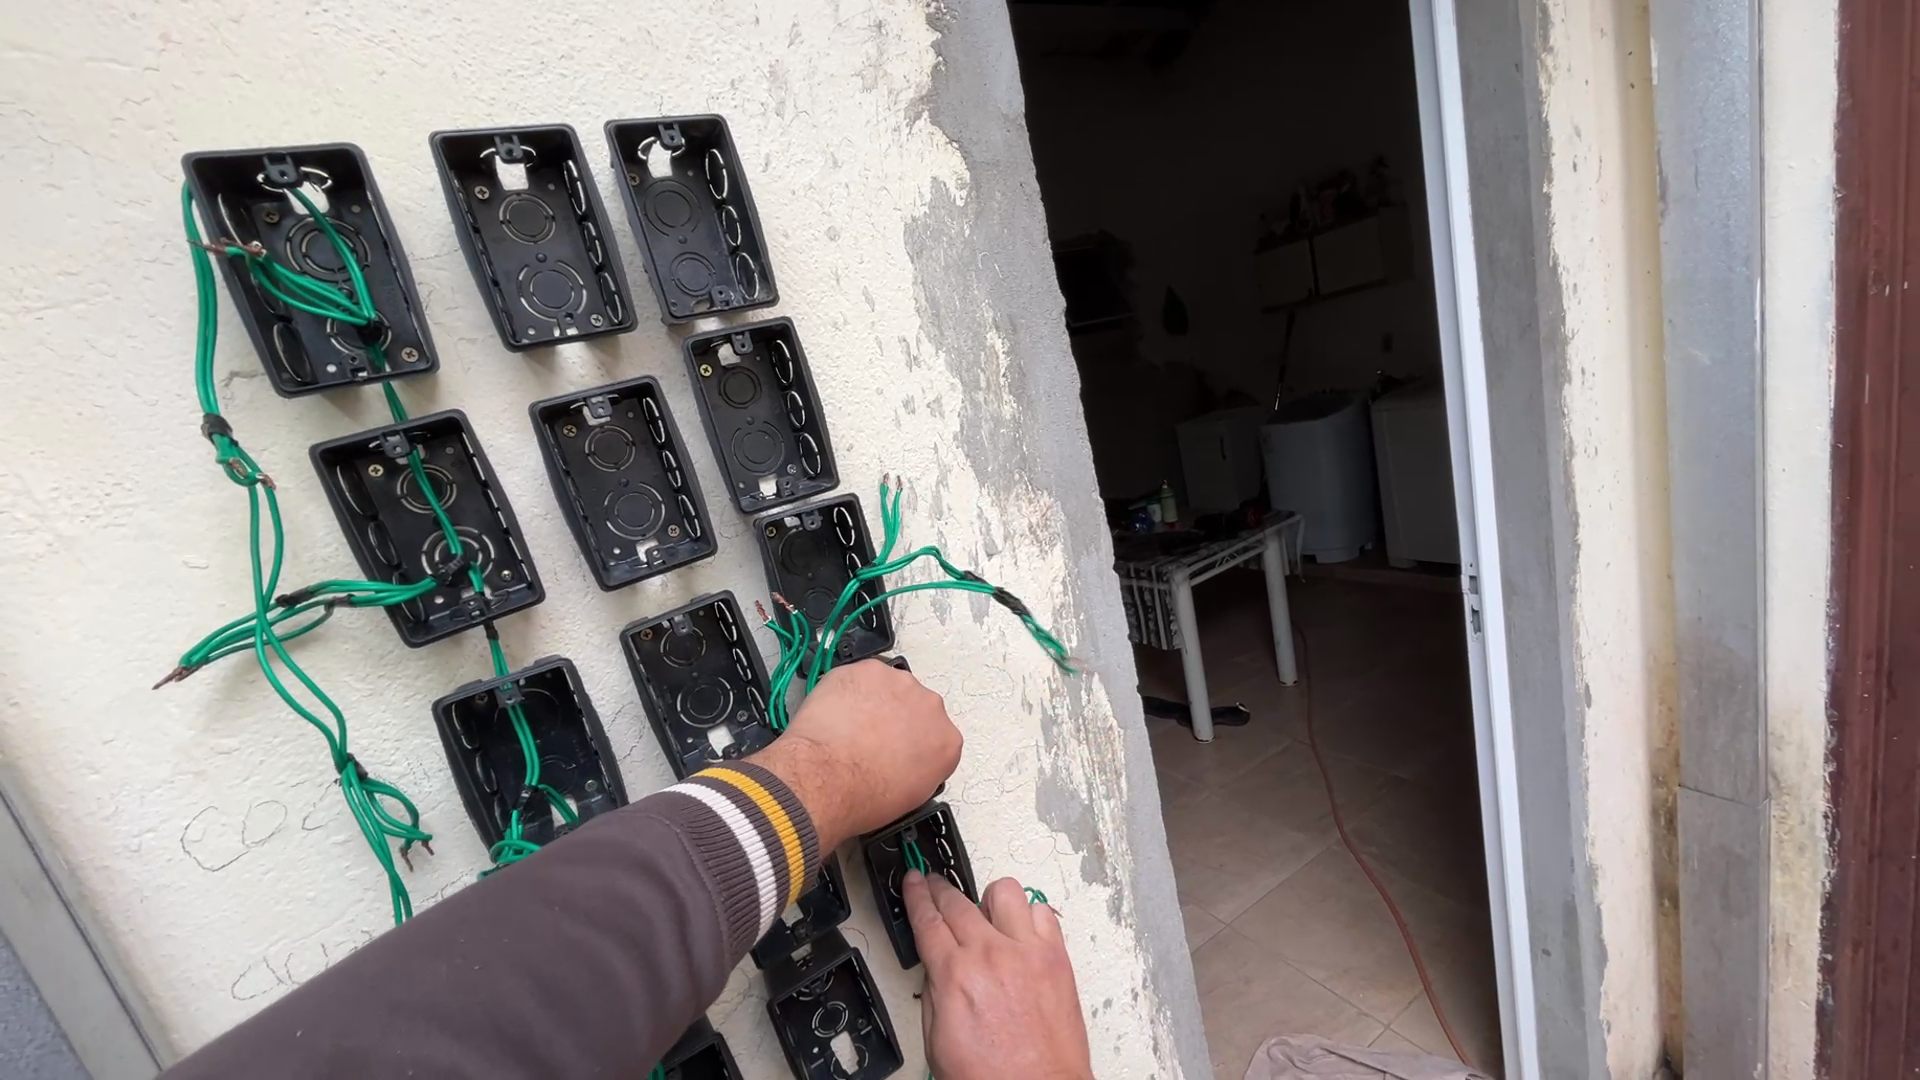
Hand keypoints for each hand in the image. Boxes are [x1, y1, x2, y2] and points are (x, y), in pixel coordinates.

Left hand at [748, 660, 960, 849]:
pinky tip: (838, 711)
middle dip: (896, 717)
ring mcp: (900, 684)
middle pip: (915, 705)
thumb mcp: (910, 799)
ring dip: (873, 700)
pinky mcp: (869, 671)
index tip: (899, 746)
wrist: (827, 779)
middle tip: (870, 737)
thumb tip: (907, 766)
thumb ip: (921, 769)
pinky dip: (848, 689)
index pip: (938, 735)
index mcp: (947, 741)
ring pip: (888, 687)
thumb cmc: (862, 795)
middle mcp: (931, 707)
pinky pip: (860, 676)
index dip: (914, 742)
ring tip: (850, 725)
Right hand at [905, 872, 1091, 1079]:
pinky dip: (1029, 916)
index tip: (914, 881)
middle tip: (935, 886)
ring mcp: (1026, 951)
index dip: (916, 894)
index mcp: (956, 976)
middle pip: (956, 900)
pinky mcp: (1055, 957)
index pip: (927, 919)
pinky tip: (1021, 931)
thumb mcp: (938, 1043)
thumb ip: (935, 993)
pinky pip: (1042, 913)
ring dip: (989, 900)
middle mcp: (991, 955)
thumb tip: (936, 964)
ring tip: (986, 914)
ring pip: (1004, 891)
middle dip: (940, 889)